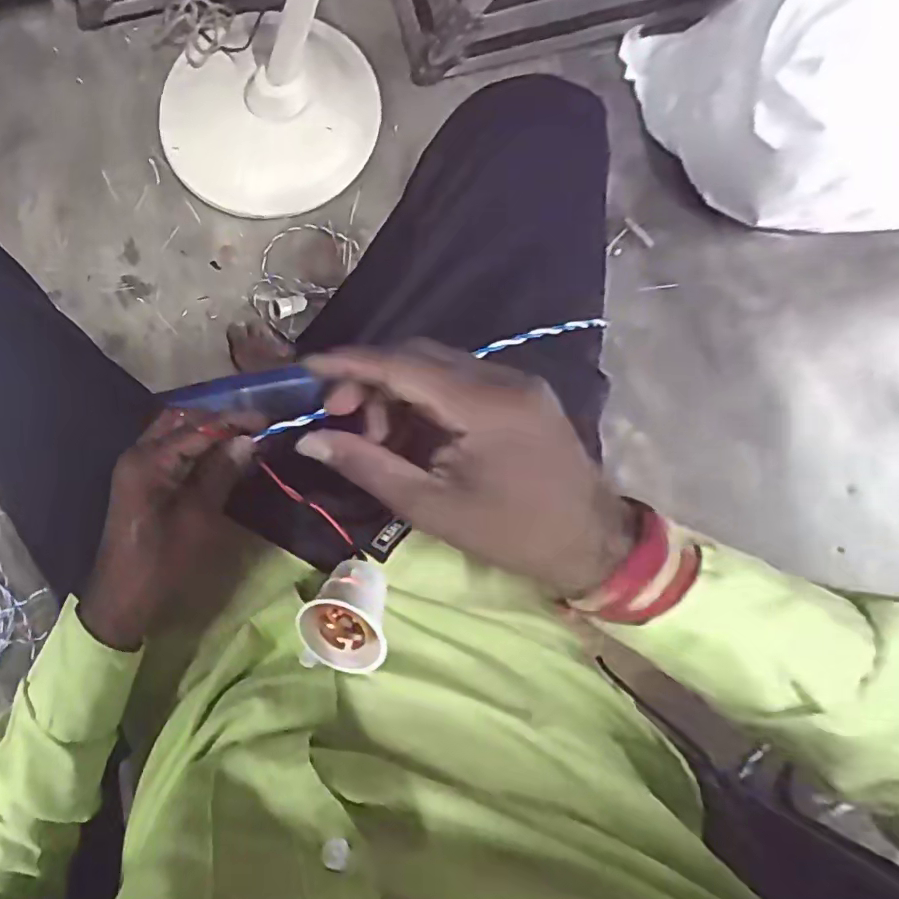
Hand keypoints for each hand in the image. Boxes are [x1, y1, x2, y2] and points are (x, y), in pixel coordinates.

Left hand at [81, 409, 256, 649]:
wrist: (121, 597)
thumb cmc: (161, 563)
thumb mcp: (197, 518)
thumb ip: (220, 474)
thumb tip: (248, 440)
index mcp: (148, 461)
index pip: (196, 428)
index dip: (233, 422)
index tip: (268, 421)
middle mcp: (137, 453)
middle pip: (180, 421)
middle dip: (218, 420)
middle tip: (255, 428)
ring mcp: (134, 466)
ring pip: (172, 432)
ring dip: (205, 431)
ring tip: (241, 438)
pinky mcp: (138, 480)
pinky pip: (167, 449)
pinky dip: (192, 446)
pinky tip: (218, 455)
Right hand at [296, 340, 634, 597]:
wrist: (592, 543)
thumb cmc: (507, 532)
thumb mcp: (427, 506)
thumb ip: (365, 465)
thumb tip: (309, 439)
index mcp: (482, 404)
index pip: (400, 364)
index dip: (347, 362)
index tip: (306, 366)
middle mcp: (500, 378)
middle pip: (414, 355)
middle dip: (366, 379)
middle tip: (337, 417)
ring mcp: (513, 382)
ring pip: (431, 364)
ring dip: (391, 390)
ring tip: (374, 437)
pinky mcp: (516, 393)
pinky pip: (452, 379)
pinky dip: (417, 398)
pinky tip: (406, 433)